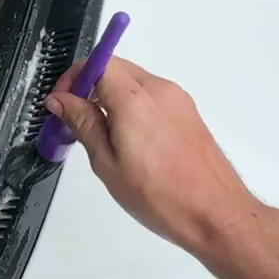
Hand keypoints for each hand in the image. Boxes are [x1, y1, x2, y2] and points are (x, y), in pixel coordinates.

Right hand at [45, 57, 269, 253]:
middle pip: (114, 68)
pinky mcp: (188, 112)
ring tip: (99, 132)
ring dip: (109, 96)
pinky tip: (126, 138)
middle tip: (73, 117)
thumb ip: (82, 123)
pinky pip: (150, 95)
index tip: (61, 102)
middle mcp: (159, 90)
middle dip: (88, 86)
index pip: (96, 64)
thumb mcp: (107, 162)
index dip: (73, 78)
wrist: (217, 214)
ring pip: (132, 81)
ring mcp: (177, 100)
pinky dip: (130, 105)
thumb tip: (61, 100)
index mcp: (134, 99)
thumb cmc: (161, 195)